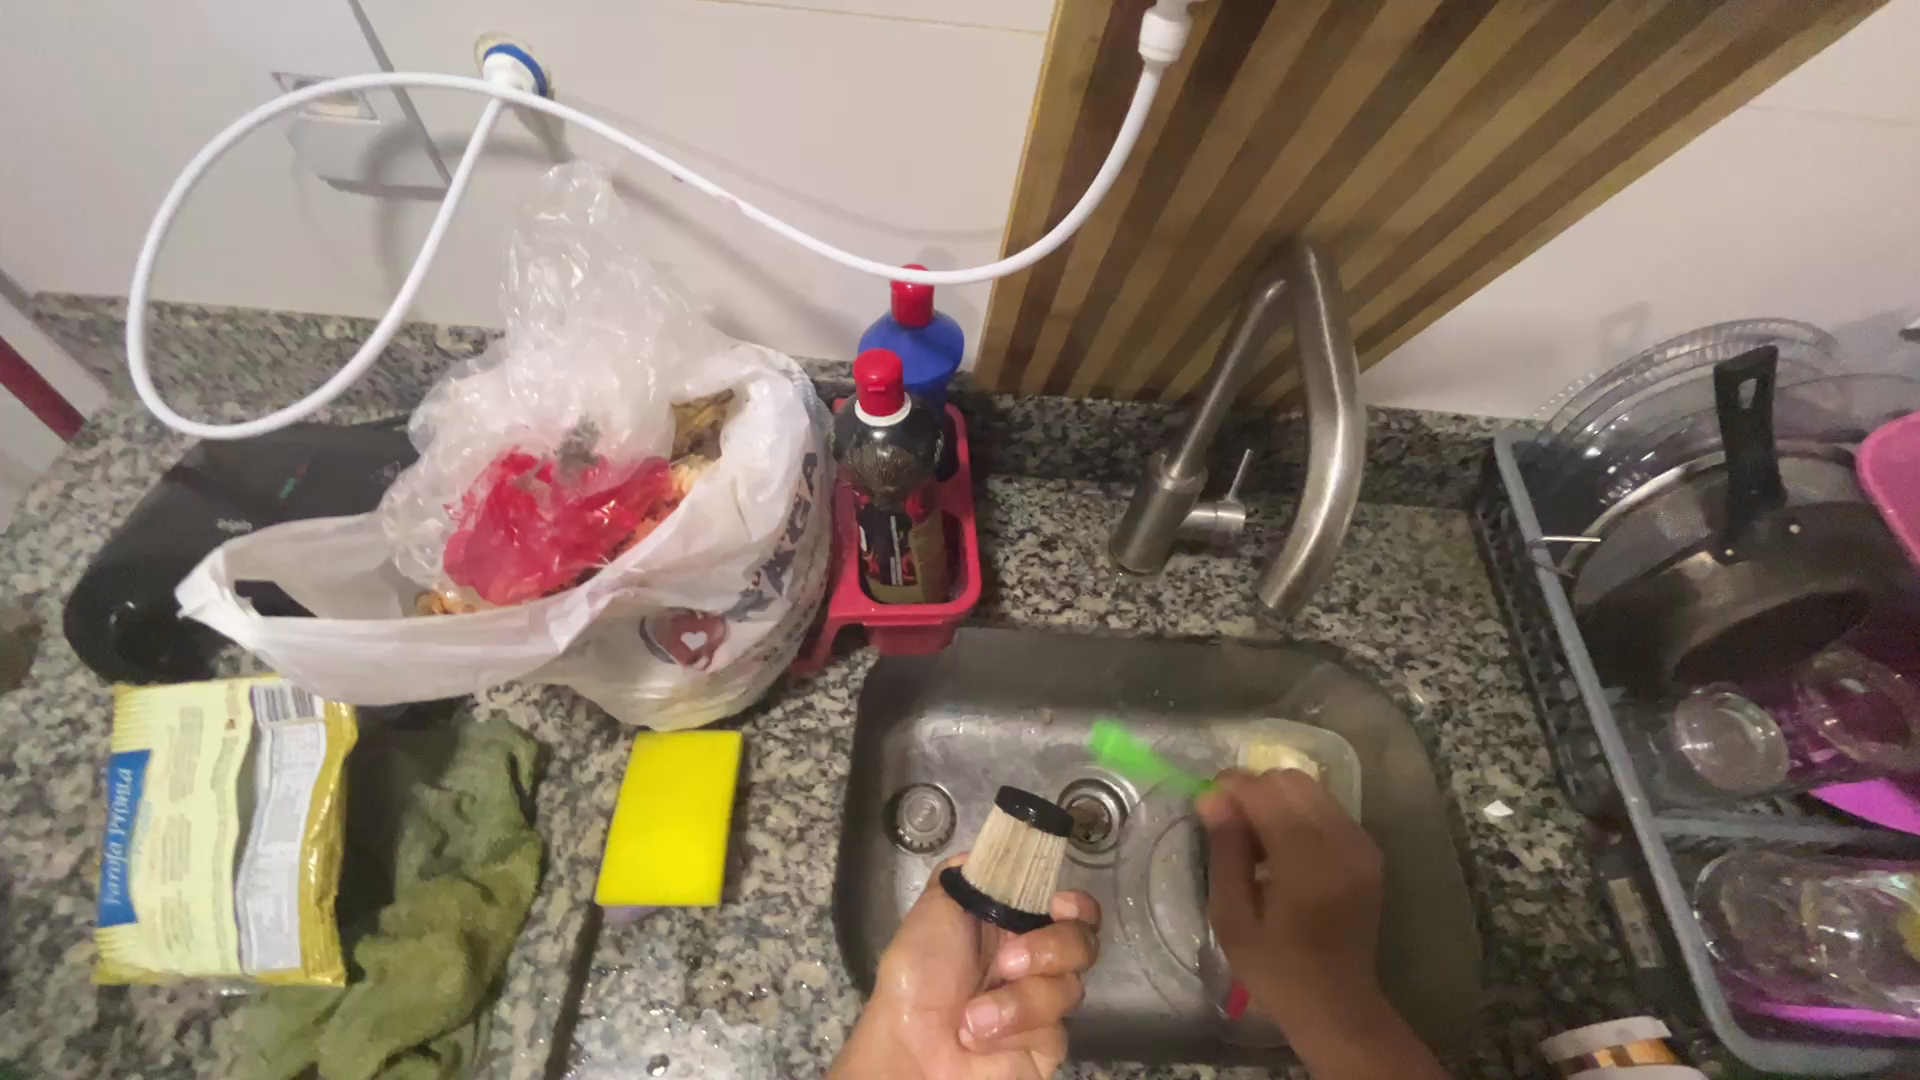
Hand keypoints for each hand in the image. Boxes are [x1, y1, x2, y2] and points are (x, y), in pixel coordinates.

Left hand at [828, 856, 1100, 1079]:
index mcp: (1012, 922)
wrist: (910, 1046)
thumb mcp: (938, 903)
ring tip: (974, 1015)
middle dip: (1051, 948)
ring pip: (1070, 985)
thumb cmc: (918, 971)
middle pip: (1082, 940)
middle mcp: (1034, 959)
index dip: (1076, 904)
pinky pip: (1054, 1027)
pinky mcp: (1046, 1044)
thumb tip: (998, 847)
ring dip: (1018, 998)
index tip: (1059, 904)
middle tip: (1008, 962)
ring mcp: (1042, 1003)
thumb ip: (972, 872)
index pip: (1068, 906)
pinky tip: (979, 1035)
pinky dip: (1013, 1026)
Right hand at [1196, 767, 1385, 1034]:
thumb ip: (1224, 851)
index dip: (1229, 788)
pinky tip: (1283, 845)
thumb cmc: (1275, 968)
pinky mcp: (1367, 849)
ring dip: (1275, 799)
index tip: (1207, 805)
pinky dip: (1296, 810)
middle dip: (1253, 790)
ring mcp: (1360, 845)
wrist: (1337, 1005)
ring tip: (1257, 837)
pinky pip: (1324, 805)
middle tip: (1231, 823)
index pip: (1264, 792)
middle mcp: (1341, 844)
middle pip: (1288, 780)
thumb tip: (1210, 798)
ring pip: (1308, 786)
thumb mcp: (1231, 917)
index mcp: (1306, 864)